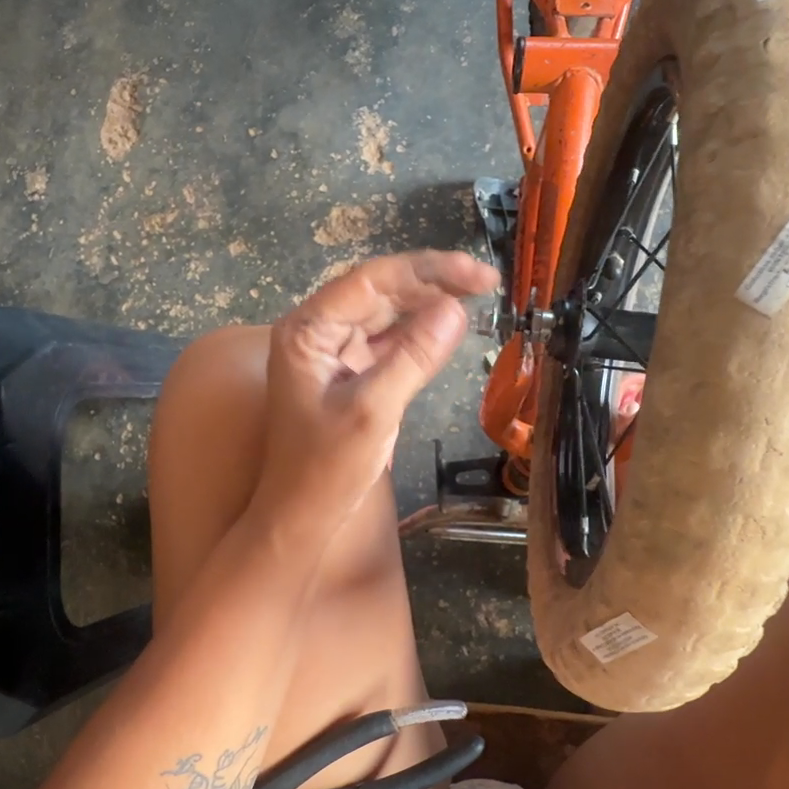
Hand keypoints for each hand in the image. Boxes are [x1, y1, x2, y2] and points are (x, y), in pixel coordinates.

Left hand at [250, 251, 498, 533]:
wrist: (302, 518)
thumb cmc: (326, 469)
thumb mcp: (373, 411)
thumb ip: (414, 357)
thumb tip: (456, 310)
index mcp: (307, 331)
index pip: (371, 280)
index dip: (427, 271)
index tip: (476, 274)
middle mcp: (317, 332)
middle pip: (380, 291)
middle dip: (431, 283)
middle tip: (486, 282)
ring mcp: (333, 353)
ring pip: (387, 313)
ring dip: (429, 304)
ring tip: (477, 295)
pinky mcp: (351, 375)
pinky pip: (388, 342)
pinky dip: (420, 334)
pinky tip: (450, 325)